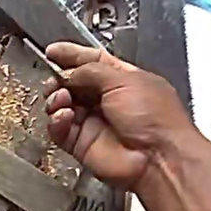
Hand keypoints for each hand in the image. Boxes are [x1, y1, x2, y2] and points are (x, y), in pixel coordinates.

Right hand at [44, 42, 199, 186]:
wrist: (157, 158)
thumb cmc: (155, 118)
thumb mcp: (124, 80)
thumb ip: (91, 71)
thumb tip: (69, 72)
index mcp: (123, 80)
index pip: (92, 62)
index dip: (72, 56)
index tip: (53, 51)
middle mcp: (107, 101)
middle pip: (73, 84)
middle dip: (60, 79)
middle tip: (56, 80)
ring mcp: (93, 124)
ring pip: (62, 107)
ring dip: (57, 99)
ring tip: (61, 98)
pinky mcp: (82, 145)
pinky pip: (59, 131)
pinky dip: (56, 121)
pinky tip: (63, 116)